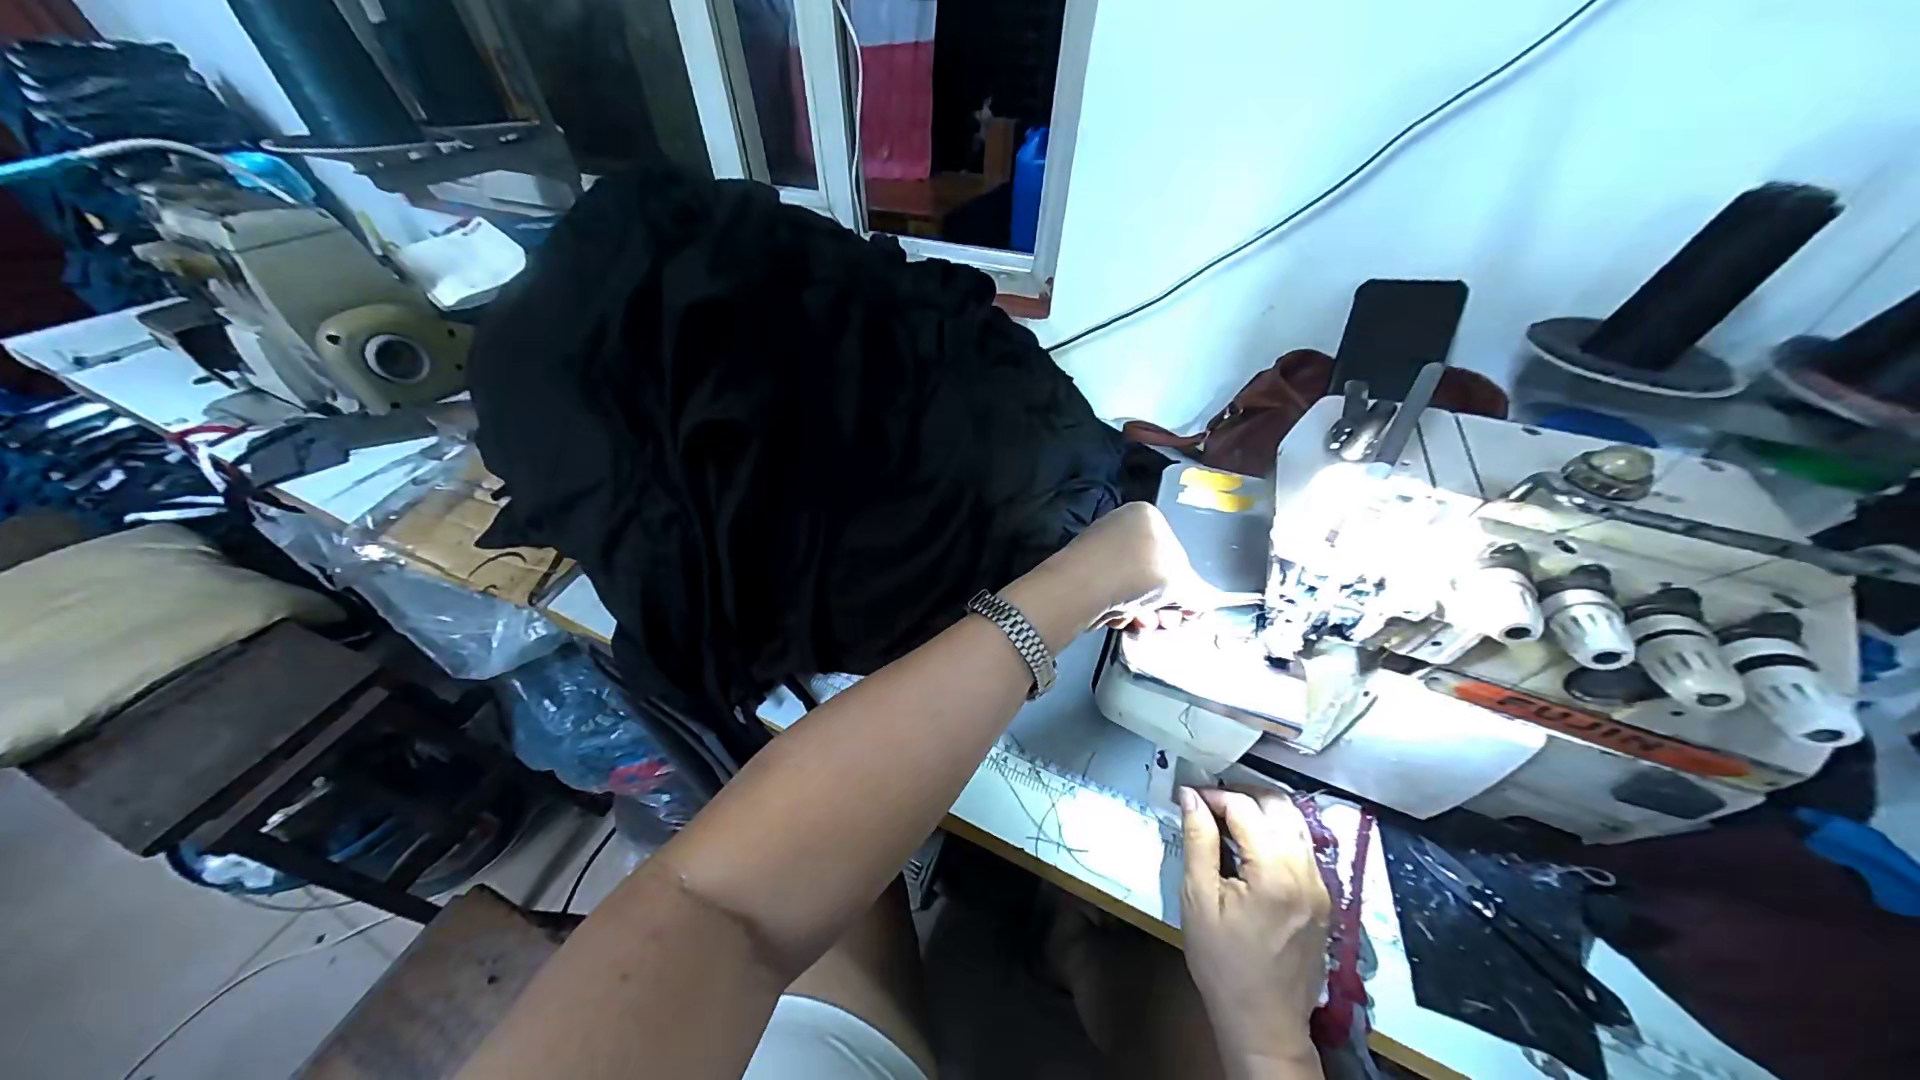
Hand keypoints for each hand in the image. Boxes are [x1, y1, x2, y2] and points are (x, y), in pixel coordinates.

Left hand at [1049, 502, 1218, 629]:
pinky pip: (1113, 597)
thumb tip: (1203, 603)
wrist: (1084, 586)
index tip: (1187, 610)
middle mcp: (1121, 528)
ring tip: (1144, 624)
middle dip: (1164, 606)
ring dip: (1144, 614)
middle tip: (1167, 623)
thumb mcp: (1182, 582)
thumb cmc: (1140, 572)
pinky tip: (1122, 621)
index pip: (1177, 553)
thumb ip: (1198, 593)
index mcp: (1147, 516)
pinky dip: (1120, 612)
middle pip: (1155, 576)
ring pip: (1134, 591)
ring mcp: (1100, 552)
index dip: (1185, 586)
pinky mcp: (1083, 576)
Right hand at [1179, 786, 1329, 1076]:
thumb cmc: (1222, 963)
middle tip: (1208, 802)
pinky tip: (1250, 844)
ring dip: (1261, 810)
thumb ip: (1198, 841)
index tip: (1189, 798)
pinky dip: (1276, 832)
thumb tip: (1191, 796)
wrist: (1263, 1022)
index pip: (1245, 809)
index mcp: (1275, 874)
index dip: (1214, 795)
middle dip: (1241, 794)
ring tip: (1227, 818)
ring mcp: (1321, 887)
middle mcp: (1307, 873)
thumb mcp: (1198, 898)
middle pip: (1278, 806)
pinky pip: (1302, 847)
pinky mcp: (1324, 899)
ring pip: (1295, 823)